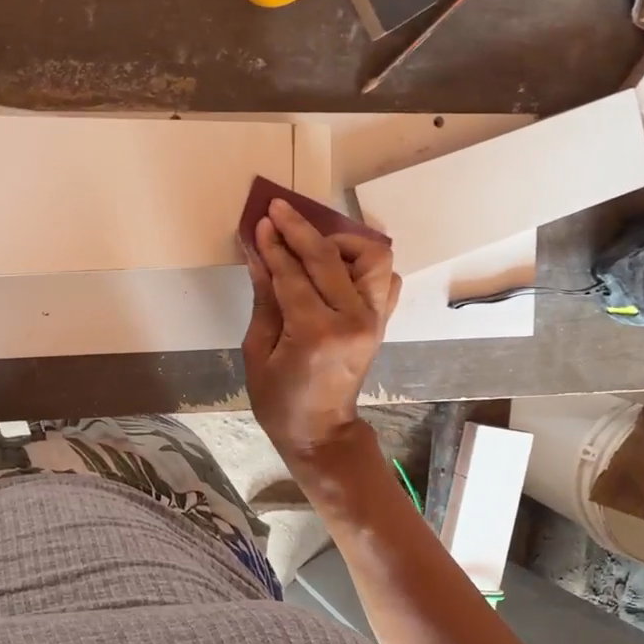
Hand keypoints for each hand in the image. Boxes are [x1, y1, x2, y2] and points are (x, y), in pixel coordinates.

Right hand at [242, 198, 400, 464]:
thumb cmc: (280, 401)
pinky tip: (337, 265)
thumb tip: (259, 254)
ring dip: (343, 241)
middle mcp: (353, 320)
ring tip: (315, 242)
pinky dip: (364, 264)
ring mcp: (374, 319)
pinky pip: (385, 278)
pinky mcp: (382, 321)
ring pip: (373, 257)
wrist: (321, 432)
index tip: (261, 221)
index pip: (293, 273)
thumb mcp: (258, 351)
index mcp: (315, 333)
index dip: (275, 245)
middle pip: (329, 257)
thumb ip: (264, 298)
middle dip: (301, 230)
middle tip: (279, 211)